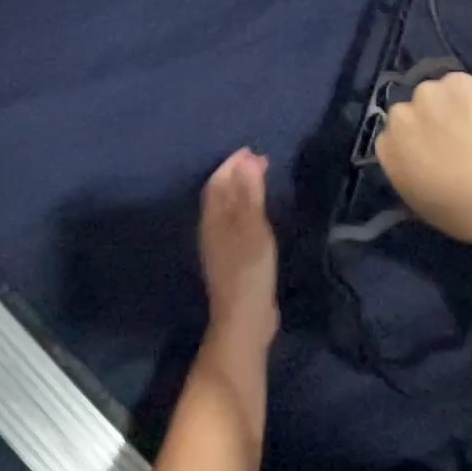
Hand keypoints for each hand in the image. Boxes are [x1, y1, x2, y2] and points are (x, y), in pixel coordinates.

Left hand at [199, 148, 278, 348]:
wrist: (244, 320)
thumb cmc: (249, 271)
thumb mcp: (253, 228)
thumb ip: (249, 194)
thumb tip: (247, 160)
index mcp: (214, 218)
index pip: (218, 181)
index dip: (233, 163)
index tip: (252, 150)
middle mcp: (211, 228)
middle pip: (219, 192)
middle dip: (236, 173)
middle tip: (260, 161)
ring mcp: (219, 245)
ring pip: (225, 207)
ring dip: (240, 190)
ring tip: (260, 180)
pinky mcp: (231, 258)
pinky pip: (234, 222)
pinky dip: (244, 208)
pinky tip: (257, 214)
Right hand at [375, 73, 471, 242]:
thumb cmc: (457, 208)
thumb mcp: (421, 204)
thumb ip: (412, 178)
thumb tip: (421, 172)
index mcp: (387, 148)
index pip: (394, 137)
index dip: (415, 142)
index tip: (432, 152)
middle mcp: (400, 115)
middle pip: (412, 110)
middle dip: (429, 120)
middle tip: (455, 138)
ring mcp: (428, 93)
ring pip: (439, 94)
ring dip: (452, 105)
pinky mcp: (458, 81)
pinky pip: (464, 86)